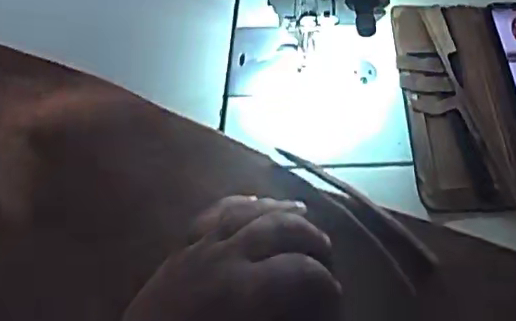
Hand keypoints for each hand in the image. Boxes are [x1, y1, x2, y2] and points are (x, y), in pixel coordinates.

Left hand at [123, 196, 340, 320]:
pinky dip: (239, 206)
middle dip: (307, 237)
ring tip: (300, 212)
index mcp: (240, 290)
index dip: (324, 283)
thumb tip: (310, 313)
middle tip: (328, 253)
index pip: (298, 272)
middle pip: (275, 228)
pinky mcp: (178, 249)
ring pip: (245, 212)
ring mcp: (197, 247)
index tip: (337, 298)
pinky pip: (213, 215)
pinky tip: (250, 207)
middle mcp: (221, 256)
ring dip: (276, 210)